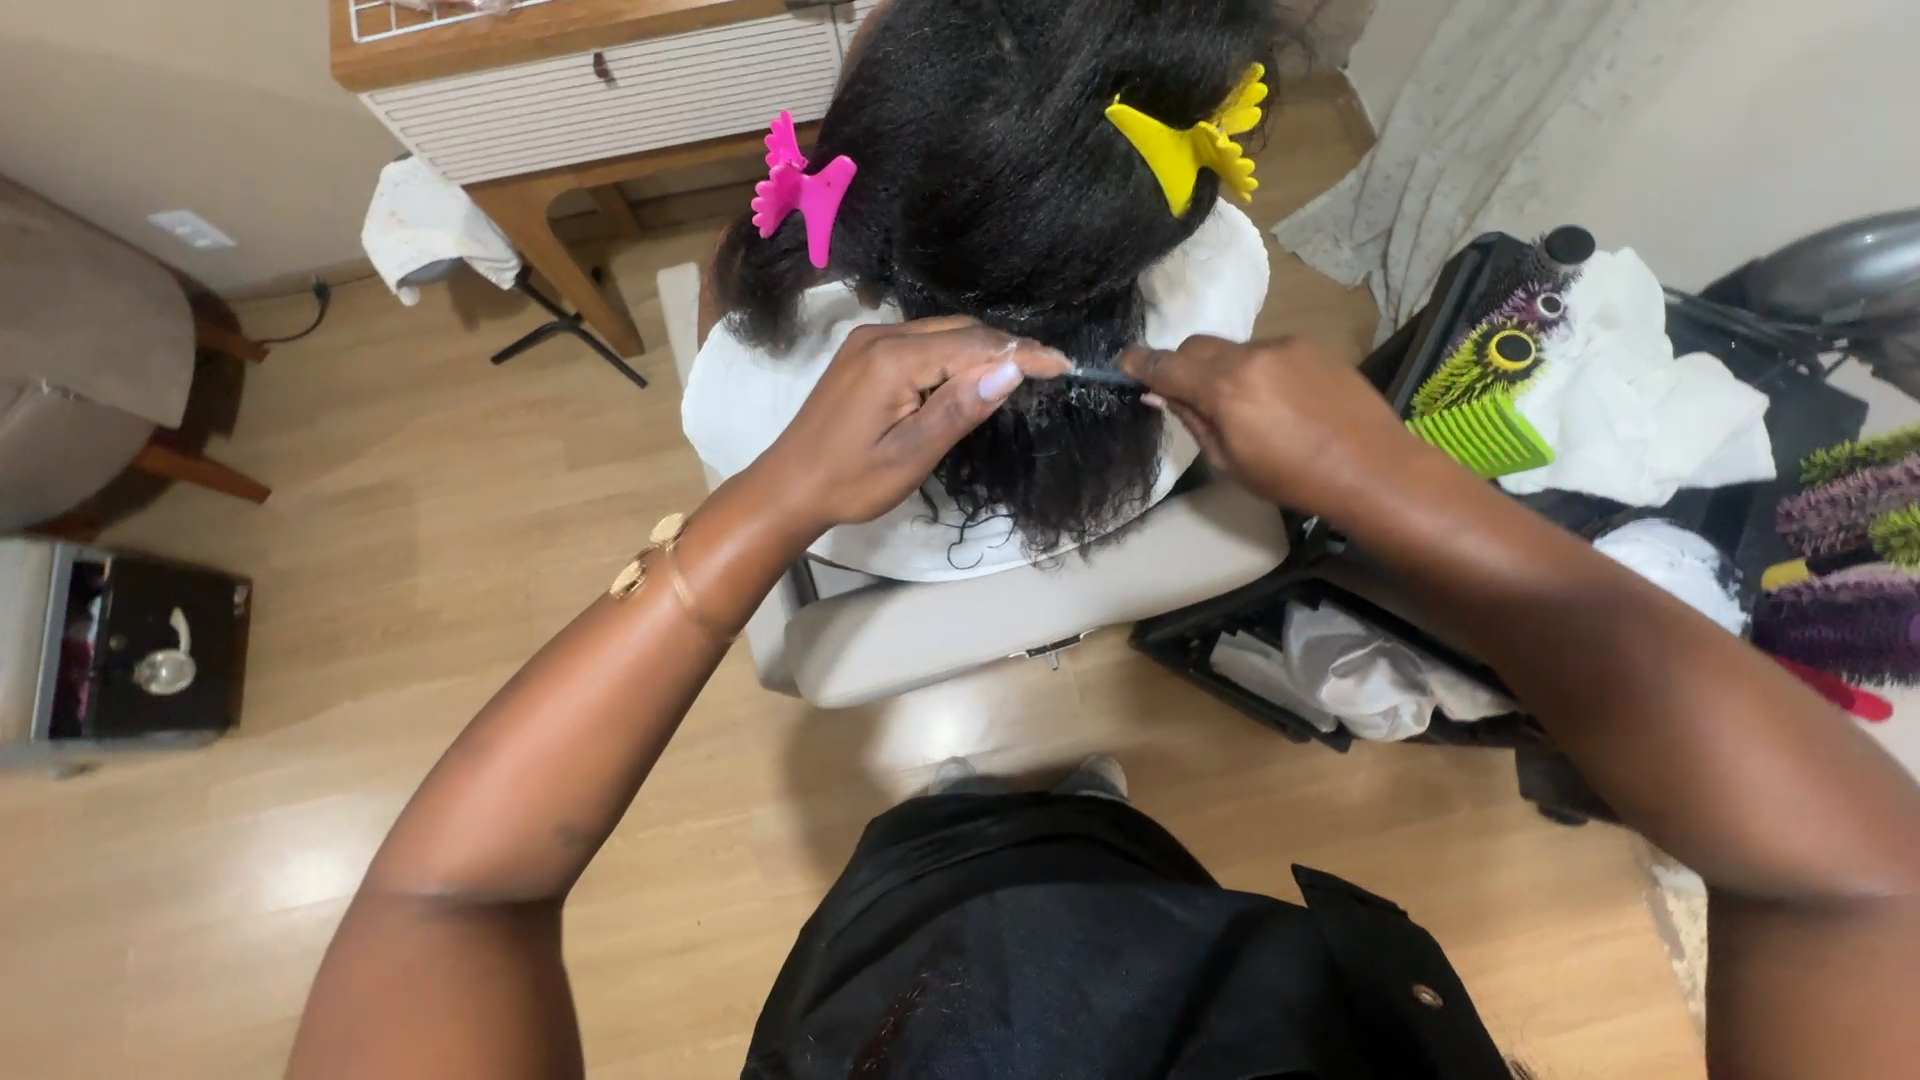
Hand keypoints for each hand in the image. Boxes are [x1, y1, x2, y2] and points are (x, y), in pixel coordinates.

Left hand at [746, 317, 1069, 534]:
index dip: (1022, 353)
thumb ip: (959, 409)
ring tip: (1019, 374)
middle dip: (1006, 348)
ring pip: (941, 333)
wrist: (787, 487)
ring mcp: (868, 341)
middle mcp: (880, 336)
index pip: (973, 345)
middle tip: (1048, 370)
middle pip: (959, 330)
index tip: (1064, 365)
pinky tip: (969, 376)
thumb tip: (1011, 369)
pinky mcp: (863, 354)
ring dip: (981, 350)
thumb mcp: (910, 455)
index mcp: (893, 360)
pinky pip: (921, 342)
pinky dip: (953, 355)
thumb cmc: (850, 482)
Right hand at [1121, 335, 1432, 516]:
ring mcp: (1285, 346)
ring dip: (1223, 370)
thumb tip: (1160, 395)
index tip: (1124, 364)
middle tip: (1184, 394)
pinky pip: (1267, 351)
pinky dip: (1257, 370)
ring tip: (1246, 408)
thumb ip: (1191, 420)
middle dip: (1181, 365)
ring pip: (1233, 349)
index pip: (1168, 365)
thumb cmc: (1292, 479)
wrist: (1371, 467)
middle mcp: (1252, 355)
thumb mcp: (1229, 461)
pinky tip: (1280, 402)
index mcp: (1226, 388)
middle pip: (1196, 346)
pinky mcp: (1312, 346)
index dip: (1140, 364)